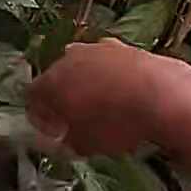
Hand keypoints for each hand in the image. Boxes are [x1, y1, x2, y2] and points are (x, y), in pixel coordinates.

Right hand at [26, 38, 190, 154]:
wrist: (158, 93)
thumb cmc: (114, 123)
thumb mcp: (85, 145)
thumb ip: (70, 141)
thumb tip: (68, 140)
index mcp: (52, 81)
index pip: (32, 95)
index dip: (39, 115)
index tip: (53, 132)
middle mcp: (69, 57)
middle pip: (56, 75)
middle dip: (62, 96)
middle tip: (74, 118)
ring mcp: (95, 47)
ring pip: (82, 64)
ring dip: (86, 81)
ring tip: (101, 105)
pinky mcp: (121, 45)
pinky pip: (106, 61)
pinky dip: (109, 74)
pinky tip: (123, 92)